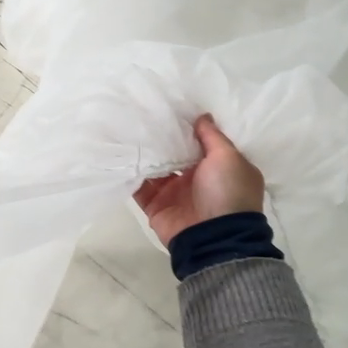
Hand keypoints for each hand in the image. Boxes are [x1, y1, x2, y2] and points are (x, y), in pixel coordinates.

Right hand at [134, 115, 264, 244]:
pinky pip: (140, 188)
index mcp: (218, 167)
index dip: (188, 128)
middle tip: (143, 117)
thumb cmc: (227, 192)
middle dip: (162, 140)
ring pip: (155, 169)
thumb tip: (203, 116)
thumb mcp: (228, 158)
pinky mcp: (155, 206)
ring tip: (127, 133)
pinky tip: (120, 157)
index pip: (200, 143)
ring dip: (144, 155)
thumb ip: (212, 137)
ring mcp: (174, 193)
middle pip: (175, 155)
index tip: (171, 110)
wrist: (212, 237)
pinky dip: (131, 175)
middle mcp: (196, 179)